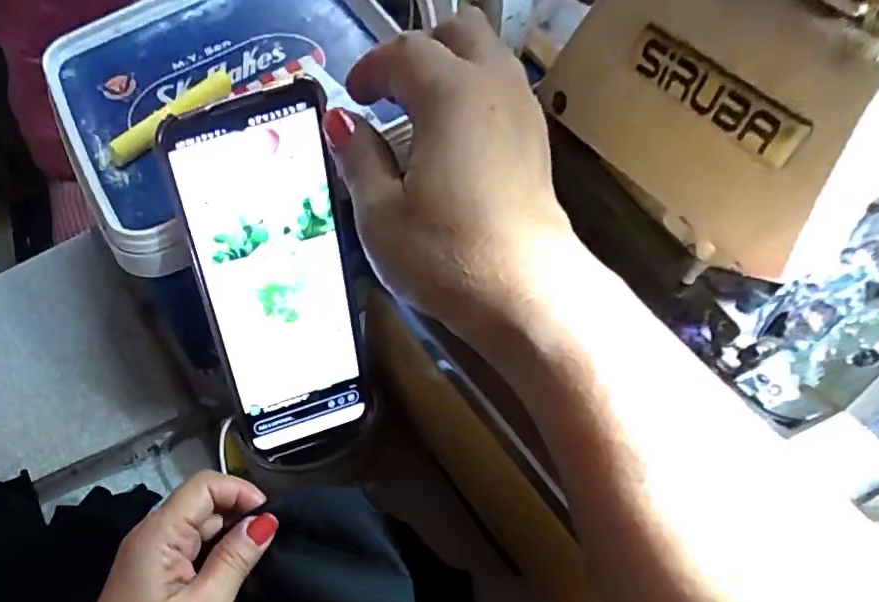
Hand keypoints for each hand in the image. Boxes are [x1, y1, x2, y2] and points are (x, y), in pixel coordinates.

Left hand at [54, 471, 276, 601]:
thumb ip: (235, 560)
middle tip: (270, 540)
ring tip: (255, 555)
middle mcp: (150, 532)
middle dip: (237, 511)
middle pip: (199, 501)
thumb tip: (265, 523)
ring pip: (194, 522)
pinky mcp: (148, 568)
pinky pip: (185, 543)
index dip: (240, 490)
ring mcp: (147, 550)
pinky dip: (211, 547)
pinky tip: (229, 567)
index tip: (270, 517)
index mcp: (159, 534)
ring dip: (226, 530)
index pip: (203, 485)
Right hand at [328, 9, 575, 349]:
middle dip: (419, 52)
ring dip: (451, 76)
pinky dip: (474, 106)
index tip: (353, 95)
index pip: (405, 52)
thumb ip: (358, 160)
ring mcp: (524, 115)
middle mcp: (495, 87)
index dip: (371, 68)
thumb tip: (342, 124)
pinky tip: (453, 152)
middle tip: (390, 94)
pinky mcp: (536, 149)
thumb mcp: (380, 215)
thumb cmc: (444, 256)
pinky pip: (503, 99)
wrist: (521, 292)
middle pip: (460, 31)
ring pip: (488, 61)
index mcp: (450, 93)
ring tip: (419, 124)